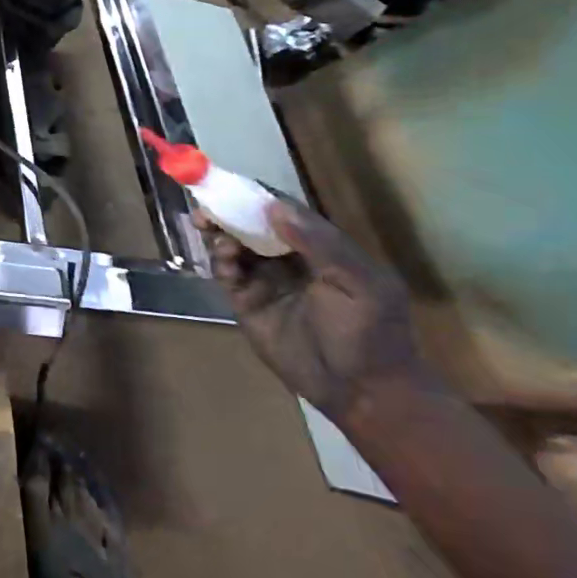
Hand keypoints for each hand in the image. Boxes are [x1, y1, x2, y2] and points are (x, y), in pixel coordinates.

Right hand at [200, 200, 431, 420]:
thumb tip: (274, 207)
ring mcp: (265, 280)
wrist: (363, 392)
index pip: (281, 210)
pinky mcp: (248, 304)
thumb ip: (320, 243)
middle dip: (226, 213)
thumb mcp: (359, 282)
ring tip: (214, 235)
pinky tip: (226, 263)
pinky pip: (227, 275)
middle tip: (205, 208)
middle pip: (250, 224)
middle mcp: (288, 257)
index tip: (230, 185)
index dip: (256, 196)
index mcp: (318, 246)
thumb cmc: (371, 332)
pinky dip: (221, 263)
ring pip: (234, 246)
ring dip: (220, 236)